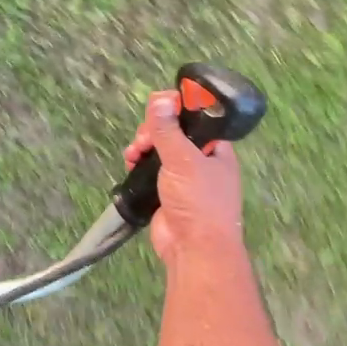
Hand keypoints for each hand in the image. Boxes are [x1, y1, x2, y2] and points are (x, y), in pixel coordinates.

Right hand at [122, 91, 243, 266]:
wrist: (193, 248)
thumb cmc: (198, 201)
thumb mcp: (182, 159)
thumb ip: (168, 128)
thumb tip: (161, 97)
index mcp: (216, 150)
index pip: (195, 119)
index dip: (175, 111)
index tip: (157, 111)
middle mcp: (201, 161)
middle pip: (172, 132)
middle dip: (152, 131)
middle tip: (143, 141)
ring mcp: (184, 177)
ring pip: (158, 149)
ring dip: (142, 147)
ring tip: (133, 154)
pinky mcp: (166, 191)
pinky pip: (150, 168)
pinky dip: (138, 163)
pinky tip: (130, 164)